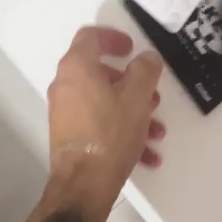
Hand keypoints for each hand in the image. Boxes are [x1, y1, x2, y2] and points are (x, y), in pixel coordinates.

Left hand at [47, 26, 165, 192]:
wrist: (84, 184)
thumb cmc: (111, 133)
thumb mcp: (137, 98)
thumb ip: (145, 71)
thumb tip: (147, 58)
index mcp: (77, 67)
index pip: (91, 37)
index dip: (114, 38)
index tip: (132, 48)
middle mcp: (65, 86)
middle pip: (101, 75)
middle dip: (132, 86)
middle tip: (153, 99)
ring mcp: (65, 113)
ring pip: (104, 104)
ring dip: (133, 115)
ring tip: (156, 134)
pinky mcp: (69, 137)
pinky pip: (99, 126)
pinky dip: (121, 133)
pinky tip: (146, 156)